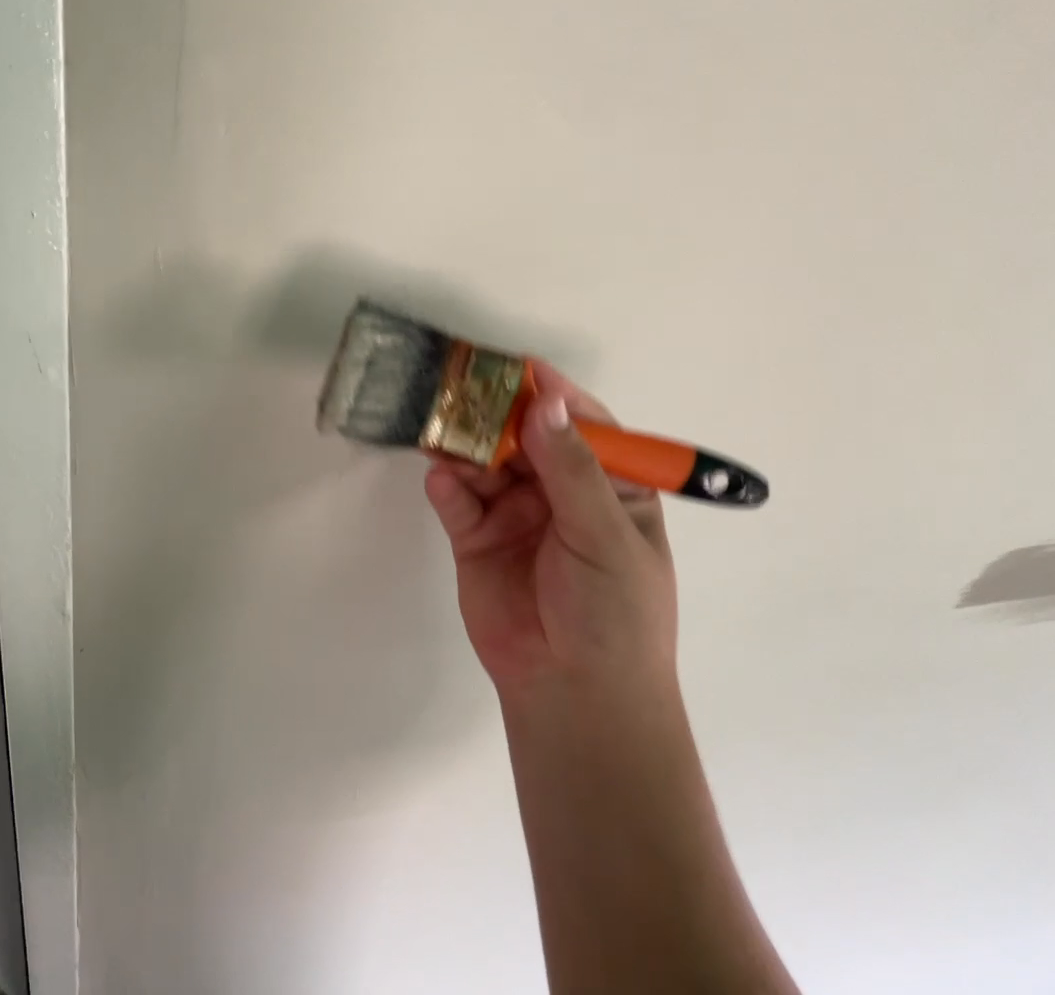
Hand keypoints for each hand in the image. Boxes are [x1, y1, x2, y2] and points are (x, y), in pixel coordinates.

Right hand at [424, 363, 678, 700]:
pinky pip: (457, 502)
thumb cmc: (614, 611)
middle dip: (495, 416)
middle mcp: (558, 491)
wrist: (572, 687)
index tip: (515, 368)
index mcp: (609, 485)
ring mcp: (513, 513)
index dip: (550, 396)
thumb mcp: (605, 534)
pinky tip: (440, 479)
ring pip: (484, 465)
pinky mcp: (474, 538)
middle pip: (522, 438)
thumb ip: (571, 469)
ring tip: (439, 430)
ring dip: (464, 447)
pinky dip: (447, 488)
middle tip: (460, 391)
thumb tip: (547, 403)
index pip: (580, 425)